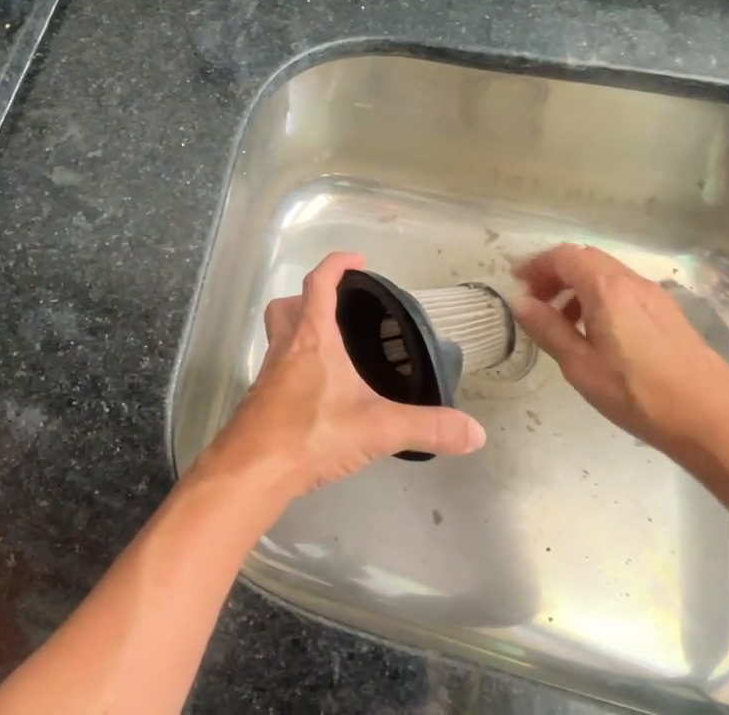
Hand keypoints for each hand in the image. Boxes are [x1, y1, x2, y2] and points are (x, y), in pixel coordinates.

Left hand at [199, 252, 486, 497]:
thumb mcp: (379, 429)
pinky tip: (318, 390)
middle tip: (337, 308)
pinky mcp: (263, 399)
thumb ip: (428, 427)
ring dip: (299, 330)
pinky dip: (296, 366)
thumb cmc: (311, 433)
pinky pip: (278, 367)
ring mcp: (269, 373)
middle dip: (308, 297)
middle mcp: (286, 348)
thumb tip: (474, 432)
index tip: (356, 260)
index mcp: (312, 338)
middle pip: (286, 306)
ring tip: (331, 346)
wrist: (254, 468)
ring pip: (278, 336)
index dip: (335, 264)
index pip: (318, 283)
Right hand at [511, 244, 728, 452]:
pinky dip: (600, 299)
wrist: (716, 422)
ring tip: (562, 321)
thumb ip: (548, 329)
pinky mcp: (670, 315)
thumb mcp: (580, 366)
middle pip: (586, 259)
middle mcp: (633, 283)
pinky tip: (597, 334)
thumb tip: (520, 303)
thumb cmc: (639, 395)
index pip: (564, 256)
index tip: (516, 285)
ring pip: (607, 275)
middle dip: (555, 274)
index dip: (535, 265)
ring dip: (577, 287)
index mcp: (608, 289)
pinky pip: (625, 292)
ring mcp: (656, 298)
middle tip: (535, 301)